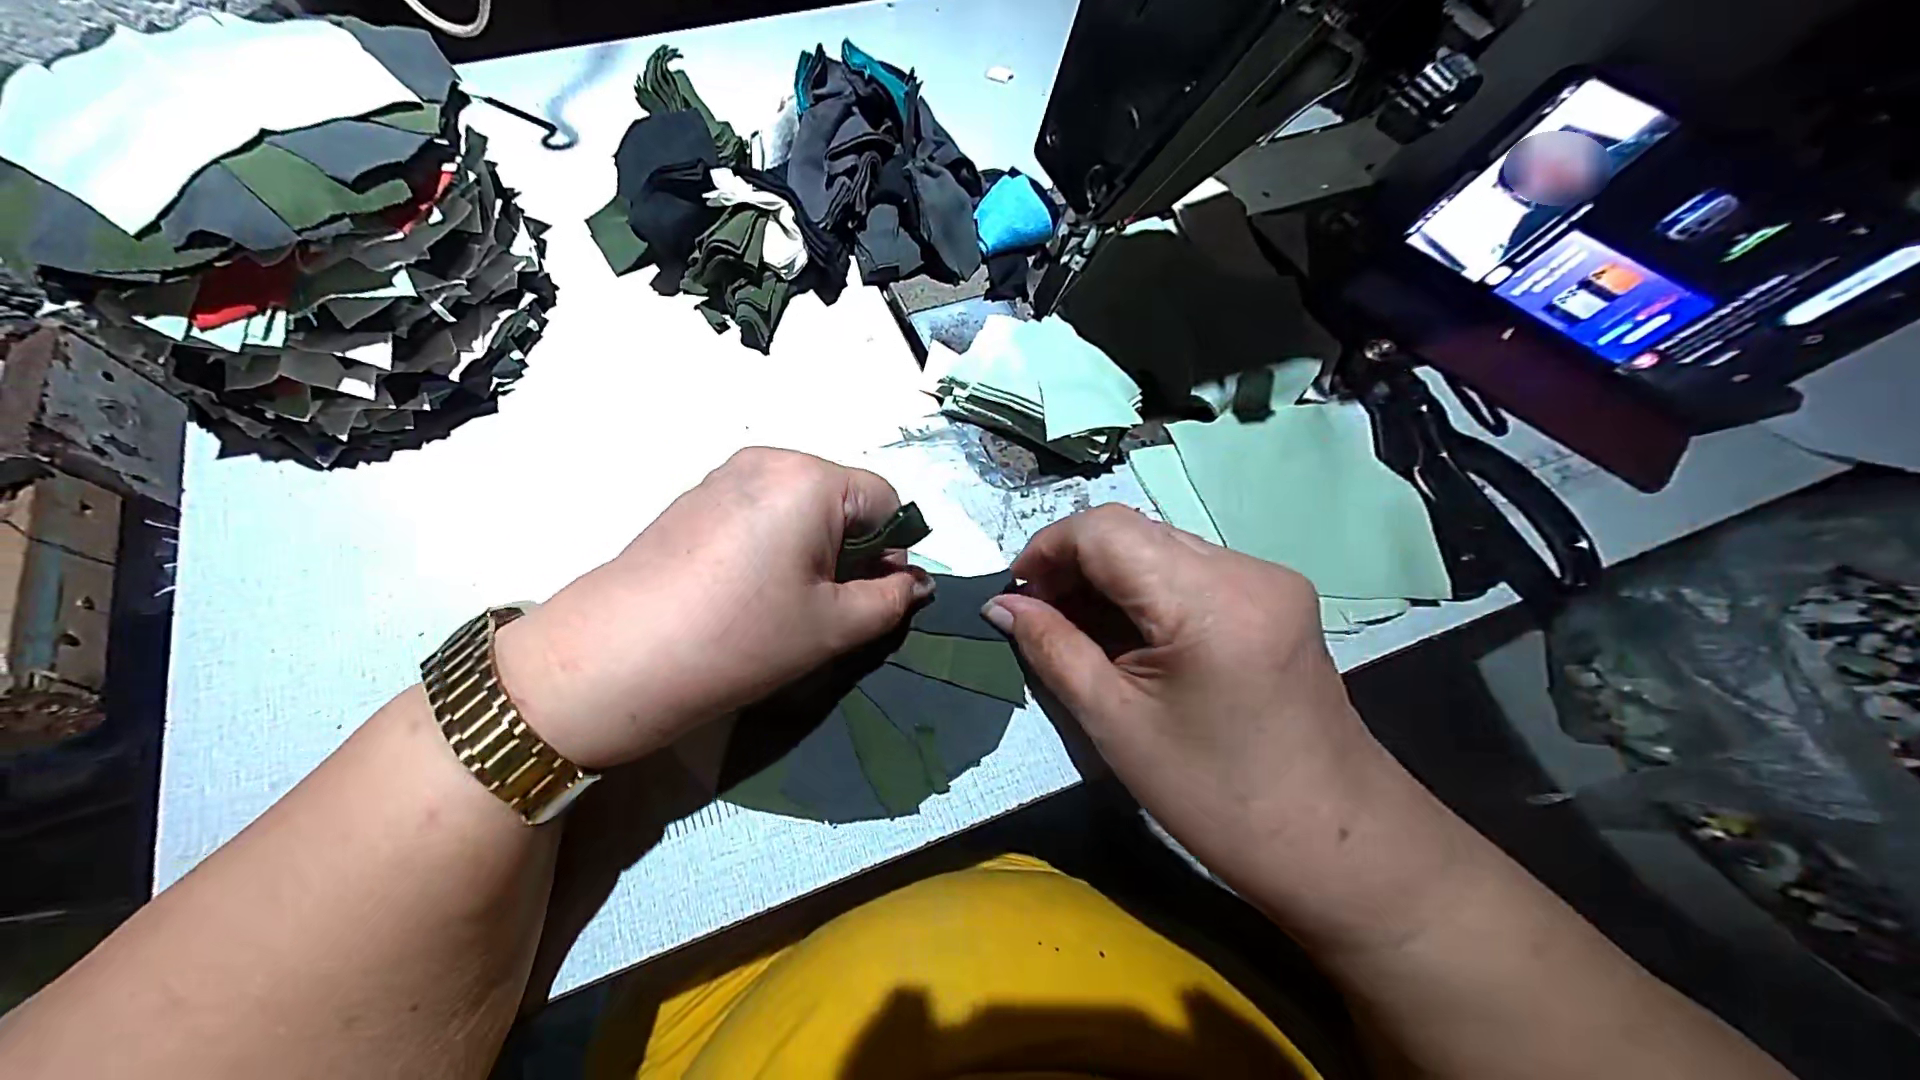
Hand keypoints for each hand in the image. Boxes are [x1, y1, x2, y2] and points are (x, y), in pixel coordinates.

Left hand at [493, 449, 932, 769]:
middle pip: (842, 498)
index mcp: (810, 478)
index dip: (891, 549)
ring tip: (781, 599)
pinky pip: (762, 510)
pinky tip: (745, 588)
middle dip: (850, 548)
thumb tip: (916, 583)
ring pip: (802, 506)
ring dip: (813, 547)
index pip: (886, 500)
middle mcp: (768, 460)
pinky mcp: (695, 499)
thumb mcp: (834, 626)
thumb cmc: (742, 637)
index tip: (867, 594)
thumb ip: (892, 598)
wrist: (615, 658)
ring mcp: (724, 476)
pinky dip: (774, 543)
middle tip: (824, 604)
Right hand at [985, 505, 1476, 952]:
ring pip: (1161, 545)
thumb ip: (1053, 648)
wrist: (1336, 843)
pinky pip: (1191, 568)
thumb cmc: (1216, 797)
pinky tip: (1127, 629)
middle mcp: (1245, 569)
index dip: (1047, 548)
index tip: (1015, 593)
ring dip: (1108, 574)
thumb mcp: (1115, 722)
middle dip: (1074, 562)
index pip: (1105, 529)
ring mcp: (1268, 578)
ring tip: (1076, 624)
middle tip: (1040, 612)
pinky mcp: (1276, 596)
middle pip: (1134, 530)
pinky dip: (1144, 586)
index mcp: (1209, 599)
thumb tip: (1002, 605)